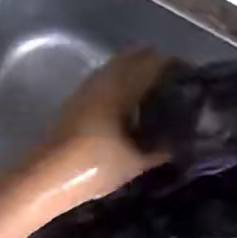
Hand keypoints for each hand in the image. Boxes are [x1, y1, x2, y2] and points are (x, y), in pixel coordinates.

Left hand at [22, 49, 170, 209]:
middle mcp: (102, 80)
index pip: (154, 62)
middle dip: (153, 66)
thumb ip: (161, 150)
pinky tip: (124, 107)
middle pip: (132, 60)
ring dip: (132, 75)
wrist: (47, 178)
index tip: (189, 77)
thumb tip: (181, 142)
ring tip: (152, 94)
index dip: (173, 66)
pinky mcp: (72, 105)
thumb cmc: (95, 165)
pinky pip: (101, 84)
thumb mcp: (136, 162)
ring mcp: (84, 91)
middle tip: (173, 83)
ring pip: (114, 71)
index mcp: (121, 86)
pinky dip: (117, 87)